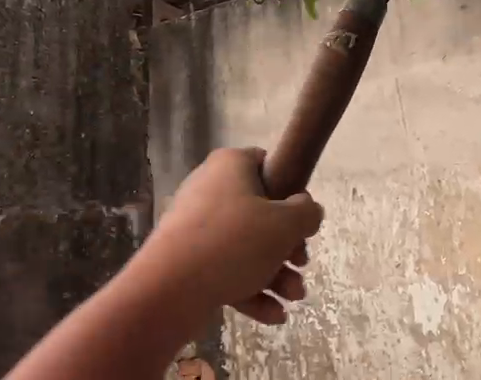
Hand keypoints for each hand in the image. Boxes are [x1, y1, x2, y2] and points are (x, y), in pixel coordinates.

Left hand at [137, 147, 323, 324]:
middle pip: (260, 212)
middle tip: (301, 265)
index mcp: (230, 165)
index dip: (290, 190)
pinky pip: (226, 268)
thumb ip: (306, 213)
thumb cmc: (234, 241)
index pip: (266, 164)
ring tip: (293, 298)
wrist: (172, 284)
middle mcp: (211, 186)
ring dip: (275, 273)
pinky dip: (251, 288)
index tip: (302, 218)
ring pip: (245, 245)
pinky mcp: (188, 256)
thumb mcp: (284, 225)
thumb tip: (308, 207)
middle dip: (286, 245)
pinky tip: (274, 315)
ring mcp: (197, 223)